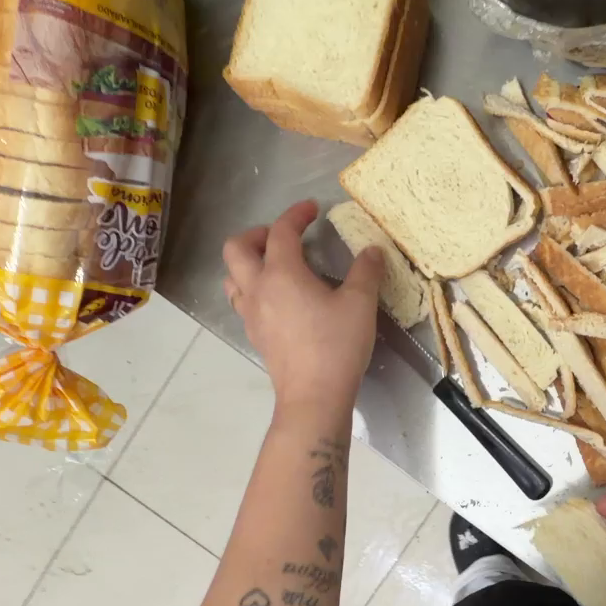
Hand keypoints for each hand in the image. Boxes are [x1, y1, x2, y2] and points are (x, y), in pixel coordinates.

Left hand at [222, 200, 383, 414]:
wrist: (314, 396)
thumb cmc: (337, 346)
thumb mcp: (360, 305)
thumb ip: (366, 273)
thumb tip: (372, 251)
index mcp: (282, 273)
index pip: (281, 232)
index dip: (296, 215)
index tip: (313, 208)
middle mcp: (258, 289)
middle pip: (237, 248)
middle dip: (257, 234)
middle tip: (282, 237)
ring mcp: (252, 315)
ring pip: (232, 277)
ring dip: (248, 264)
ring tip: (273, 267)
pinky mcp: (257, 336)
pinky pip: (243, 303)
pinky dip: (254, 290)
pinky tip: (278, 301)